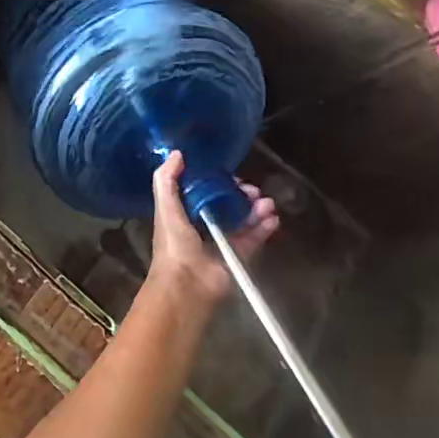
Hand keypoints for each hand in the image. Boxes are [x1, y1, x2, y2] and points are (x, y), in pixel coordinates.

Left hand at [148, 151, 278, 302]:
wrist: (188, 284)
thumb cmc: (174, 244)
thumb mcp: (165, 206)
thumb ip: (167, 179)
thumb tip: (176, 153)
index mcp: (182, 215)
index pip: (202, 192)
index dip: (217, 182)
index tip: (231, 175)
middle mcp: (201, 227)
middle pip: (226, 205)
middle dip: (241, 195)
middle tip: (254, 190)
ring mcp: (220, 243)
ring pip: (243, 221)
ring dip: (256, 210)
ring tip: (268, 203)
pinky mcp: (237, 258)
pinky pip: (253, 239)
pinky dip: (264, 228)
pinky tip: (273, 219)